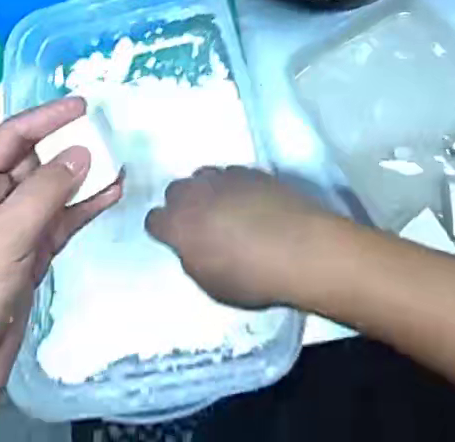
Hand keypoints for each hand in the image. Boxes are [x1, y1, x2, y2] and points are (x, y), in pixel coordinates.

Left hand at [0, 97, 122, 441]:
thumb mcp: (4, 233)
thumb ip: (46, 190)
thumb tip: (82, 151)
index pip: (12, 136)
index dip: (46, 117)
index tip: (83, 105)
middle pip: (34, 161)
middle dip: (68, 147)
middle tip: (108, 133)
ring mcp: (10, 229)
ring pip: (51, 192)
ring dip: (82, 179)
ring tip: (118, 162)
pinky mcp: (26, 257)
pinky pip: (58, 222)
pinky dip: (82, 209)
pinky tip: (109, 196)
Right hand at [144, 166, 337, 309]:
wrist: (300, 248)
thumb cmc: (253, 278)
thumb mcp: (211, 284)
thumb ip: (191, 258)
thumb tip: (190, 245)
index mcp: (178, 224)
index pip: (154, 220)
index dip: (164, 230)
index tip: (177, 240)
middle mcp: (194, 193)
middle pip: (175, 191)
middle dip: (183, 205)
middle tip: (201, 225)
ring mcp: (223, 176)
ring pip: (203, 177)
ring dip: (208, 192)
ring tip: (228, 212)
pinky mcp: (249, 170)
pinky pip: (231, 175)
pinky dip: (234, 187)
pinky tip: (251, 204)